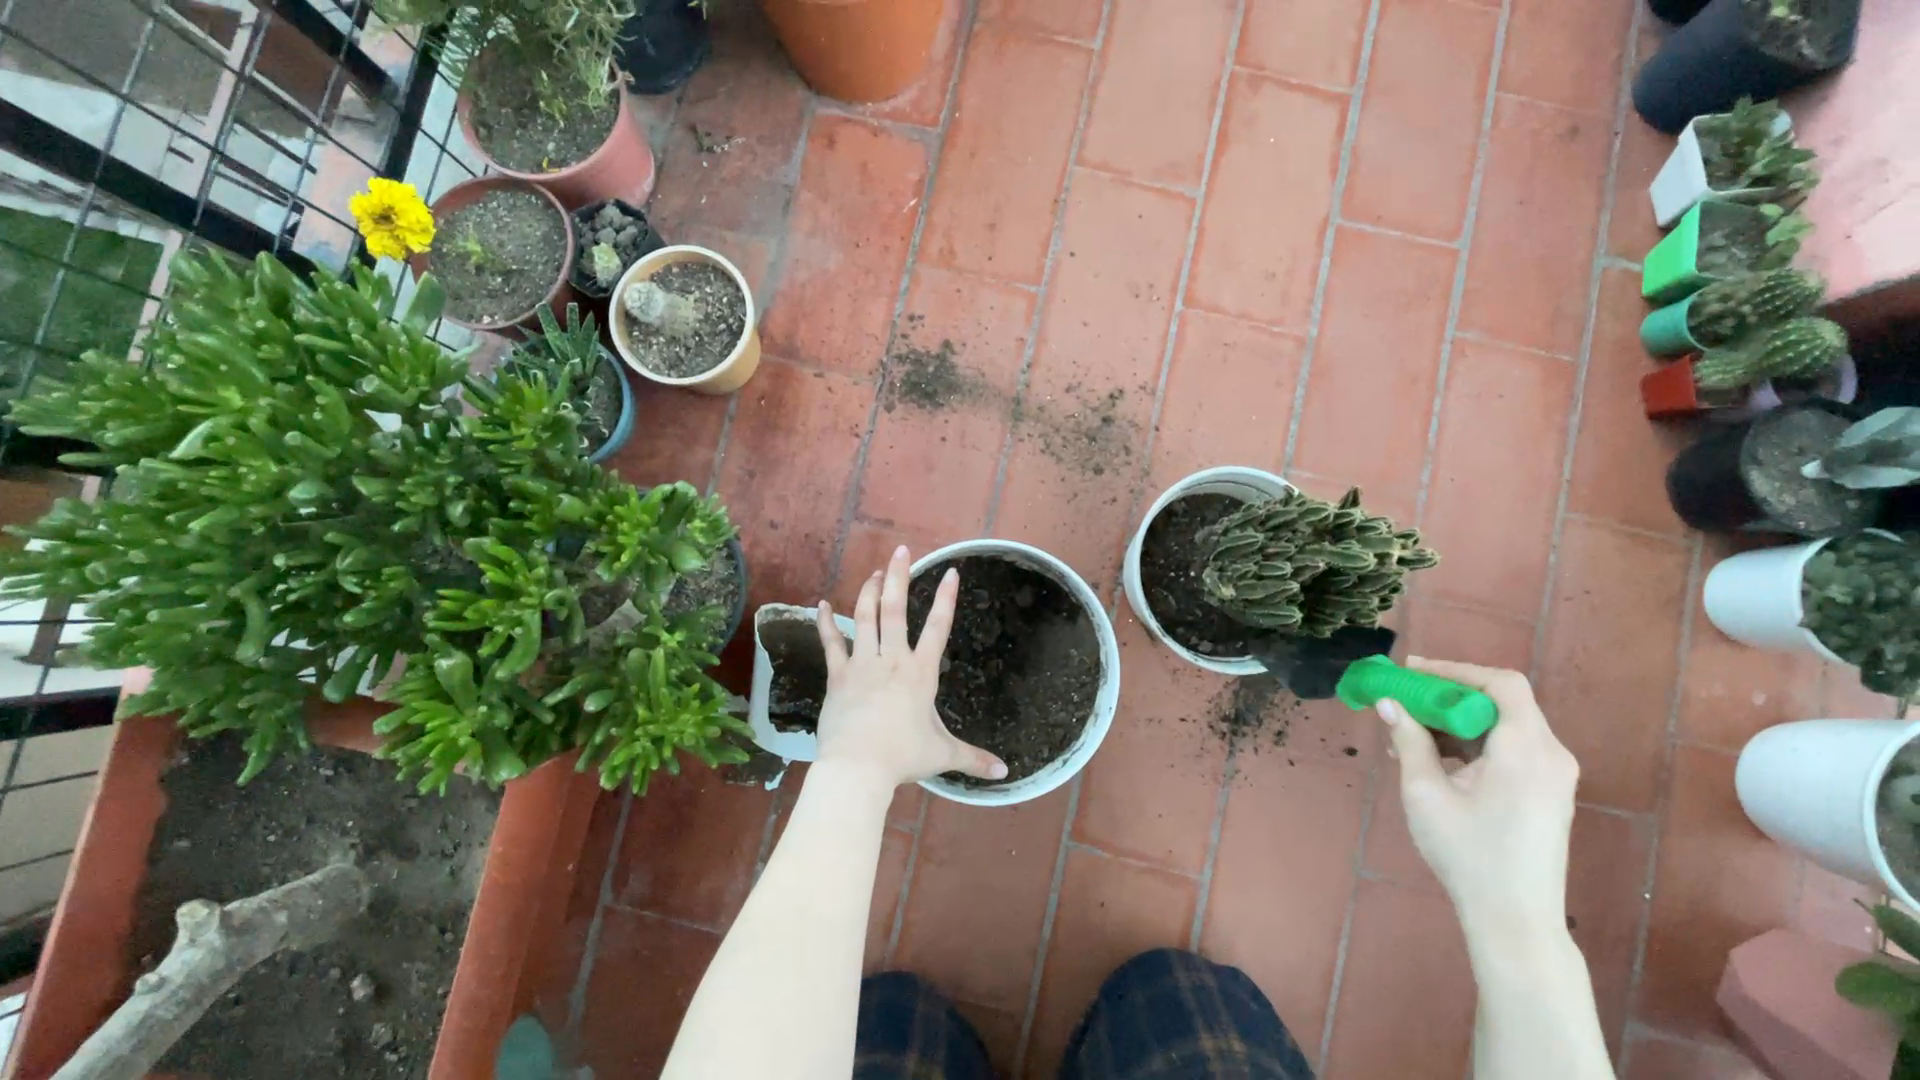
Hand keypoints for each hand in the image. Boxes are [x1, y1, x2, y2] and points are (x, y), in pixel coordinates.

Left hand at [814, 546, 1006, 789]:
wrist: (858, 766)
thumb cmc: (903, 757)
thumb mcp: (943, 756)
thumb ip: (973, 759)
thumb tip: (1004, 773)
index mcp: (920, 673)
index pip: (938, 627)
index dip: (946, 598)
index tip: (951, 572)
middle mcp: (892, 659)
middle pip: (896, 609)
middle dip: (900, 577)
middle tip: (901, 551)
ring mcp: (862, 664)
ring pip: (865, 617)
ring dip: (870, 592)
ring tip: (875, 573)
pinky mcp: (838, 676)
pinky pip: (831, 643)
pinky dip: (825, 623)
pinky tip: (820, 605)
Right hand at [1378, 657, 1578, 941]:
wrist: (1514, 919)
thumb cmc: (1468, 854)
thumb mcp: (1426, 793)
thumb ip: (1410, 742)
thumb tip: (1388, 704)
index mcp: (1526, 749)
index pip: (1501, 683)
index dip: (1455, 670)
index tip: (1412, 672)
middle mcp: (1550, 754)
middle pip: (1503, 702)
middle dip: (1450, 695)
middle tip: (1404, 698)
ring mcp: (1554, 776)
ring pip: (1504, 726)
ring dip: (1458, 721)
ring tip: (1409, 733)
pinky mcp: (1547, 793)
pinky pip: (1510, 750)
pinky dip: (1473, 744)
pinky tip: (1435, 760)